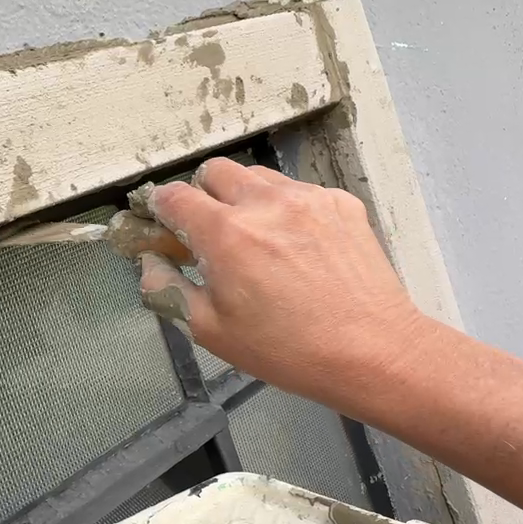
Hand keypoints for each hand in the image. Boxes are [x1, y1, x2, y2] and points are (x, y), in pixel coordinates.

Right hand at [136, 158, 433, 404]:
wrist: (373, 351)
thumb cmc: (285, 349)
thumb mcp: (209, 330)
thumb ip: (167, 288)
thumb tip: (150, 262)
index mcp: (226, 235)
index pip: (175, 196)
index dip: (159, 207)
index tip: (160, 223)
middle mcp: (264, 203)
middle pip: (215, 171)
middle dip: (201, 196)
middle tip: (207, 231)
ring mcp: (307, 198)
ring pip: (257, 176)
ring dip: (242, 198)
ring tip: (253, 237)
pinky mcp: (340, 203)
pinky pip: (297, 190)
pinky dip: (283, 209)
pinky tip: (294, 246)